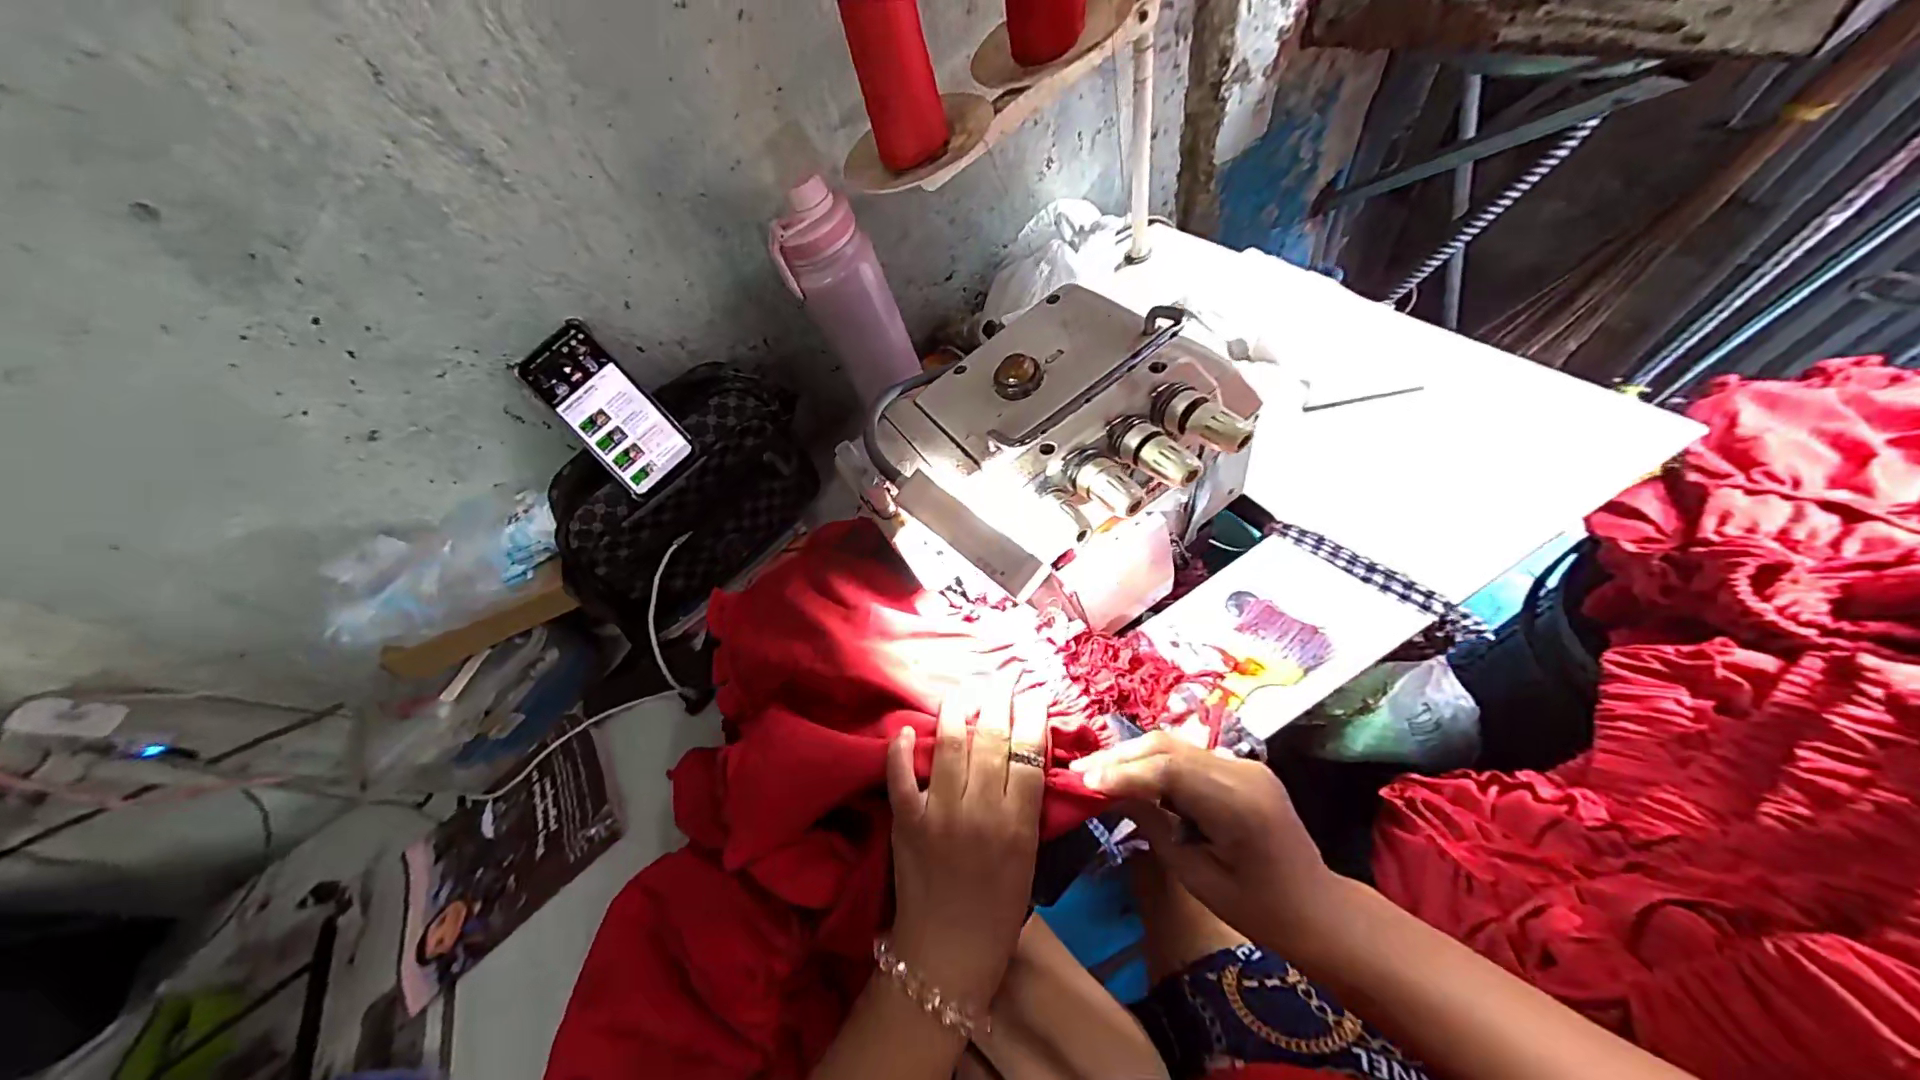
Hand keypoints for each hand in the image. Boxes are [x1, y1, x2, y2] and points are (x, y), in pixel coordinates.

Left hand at [885, 672, 1046, 1009]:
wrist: (947, 952)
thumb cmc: (999, 907)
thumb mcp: (1028, 855)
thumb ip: (1027, 805)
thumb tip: (1026, 754)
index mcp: (1017, 823)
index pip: (1028, 753)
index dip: (1031, 715)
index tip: (1032, 693)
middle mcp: (980, 811)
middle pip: (992, 738)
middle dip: (999, 699)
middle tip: (1001, 678)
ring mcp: (939, 813)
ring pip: (950, 745)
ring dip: (958, 710)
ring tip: (964, 690)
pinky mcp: (905, 822)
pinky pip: (901, 776)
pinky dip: (901, 749)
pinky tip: (907, 729)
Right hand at [1071, 731, 1338, 944]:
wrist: (1317, 909)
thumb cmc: (1257, 910)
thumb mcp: (1196, 876)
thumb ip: (1153, 825)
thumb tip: (1109, 791)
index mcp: (1238, 803)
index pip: (1168, 770)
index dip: (1122, 772)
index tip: (1084, 781)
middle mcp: (1243, 771)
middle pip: (1168, 747)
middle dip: (1120, 756)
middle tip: (1080, 769)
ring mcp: (1245, 764)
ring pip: (1176, 745)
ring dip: (1134, 755)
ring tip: (1096, 769)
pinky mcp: (1241, 766)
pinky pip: (1189, 755)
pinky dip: (1156, 762)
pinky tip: (1131, 773)